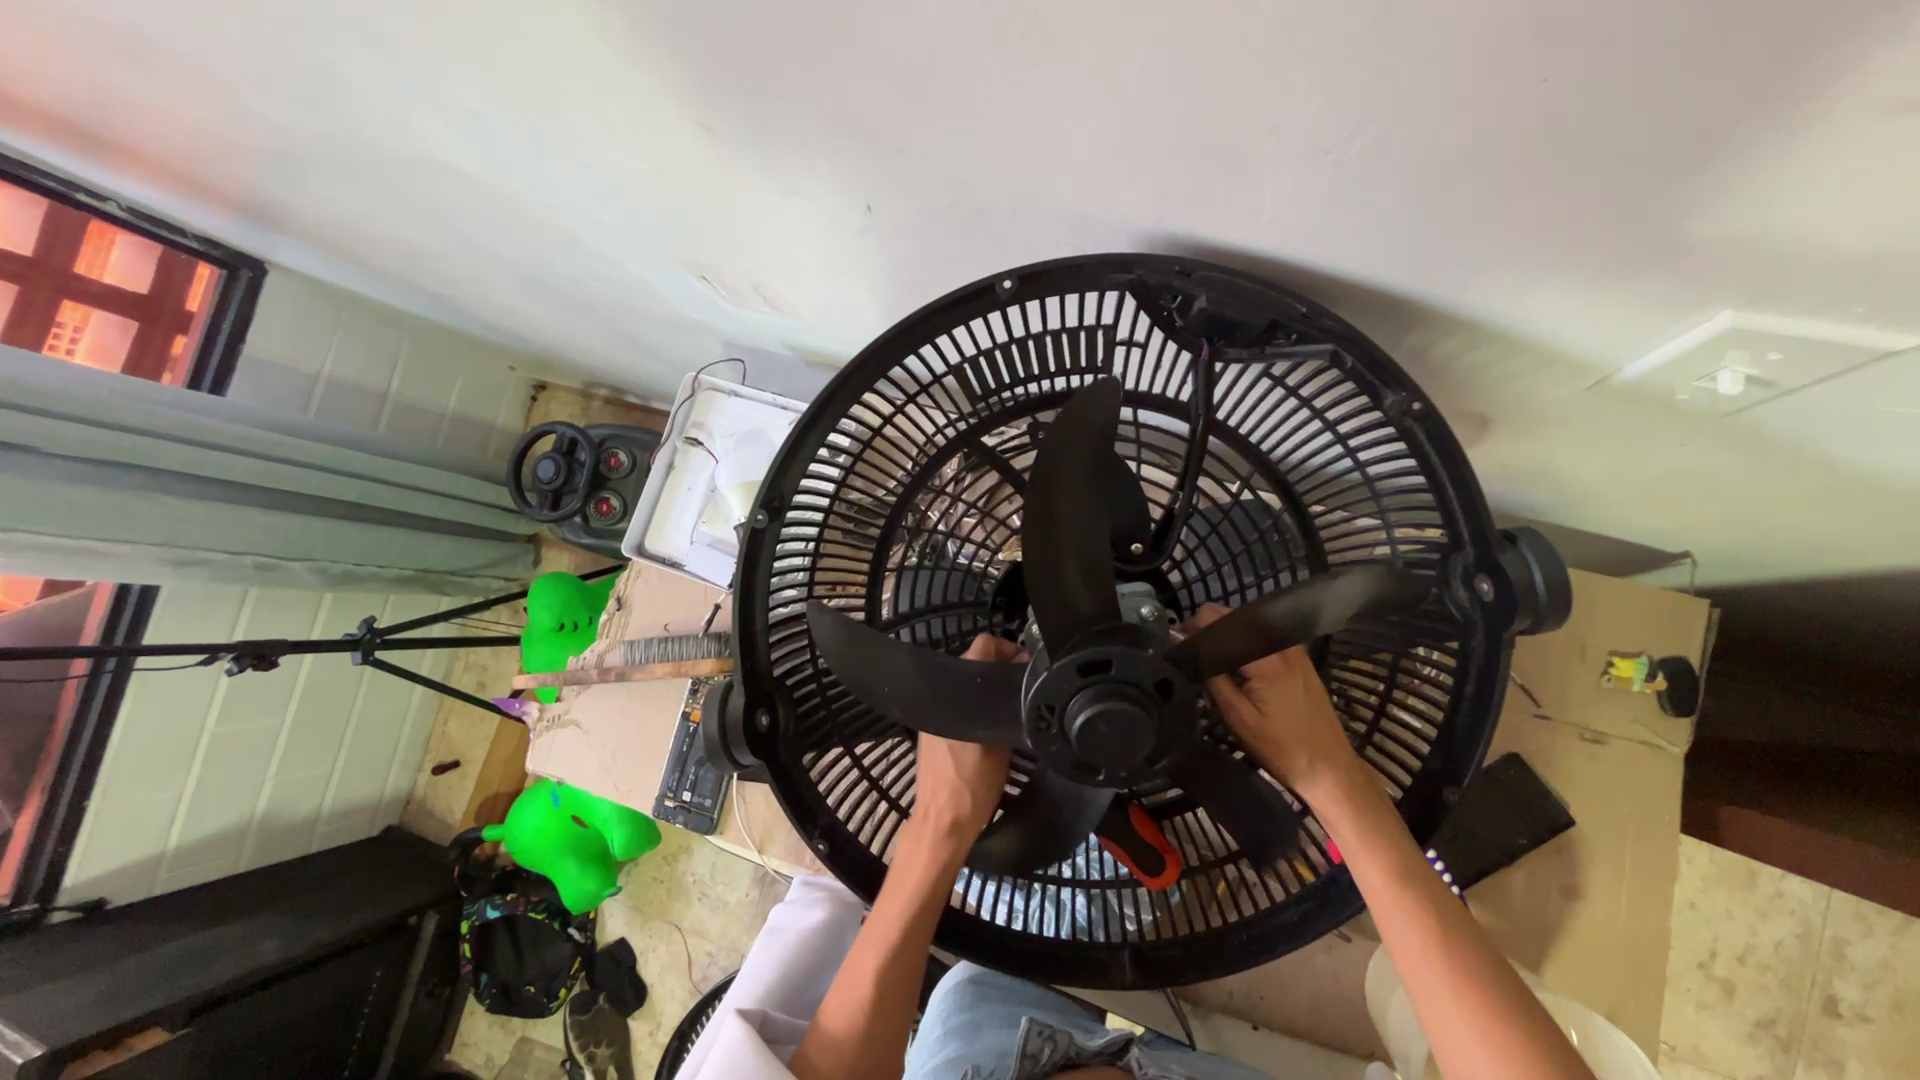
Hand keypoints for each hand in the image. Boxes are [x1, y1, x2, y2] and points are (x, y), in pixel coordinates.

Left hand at [910, 634, 1019, 840]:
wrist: (943, 823)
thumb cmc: (973, 786)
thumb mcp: (1003, 746)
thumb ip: (1010, 711)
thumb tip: (1023, 690)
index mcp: (955, 693)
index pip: (983, 646)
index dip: (1009, 649)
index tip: (1027, 666)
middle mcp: (940, 697)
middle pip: (974, 663)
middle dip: (1001, 669)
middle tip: (1025, 685)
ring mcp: (935, 715)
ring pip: (967, 685)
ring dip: (989, 689)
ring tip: (1014, 704)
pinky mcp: (934, 732)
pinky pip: (959, 705)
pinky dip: (977, 707)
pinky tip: (994, 724)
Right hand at [1186, 604, 1360, 799]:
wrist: (1329, 766)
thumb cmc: (1280, 747)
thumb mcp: (1237, 717)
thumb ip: (1210, 677)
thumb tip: (1184, 648)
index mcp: (1265, 656)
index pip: (1218, 620)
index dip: (1191, 626)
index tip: (1175, 643)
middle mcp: (1282, 643)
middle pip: (1234, 617)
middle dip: (1206, 628)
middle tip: (1187, 653)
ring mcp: (1294, 649)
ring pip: (1248, 625)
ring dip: (1224, 635)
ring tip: (1205, 657)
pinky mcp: (1300, 658)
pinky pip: (1263, 637)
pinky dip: (1243, 643)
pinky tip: (1233, 663)